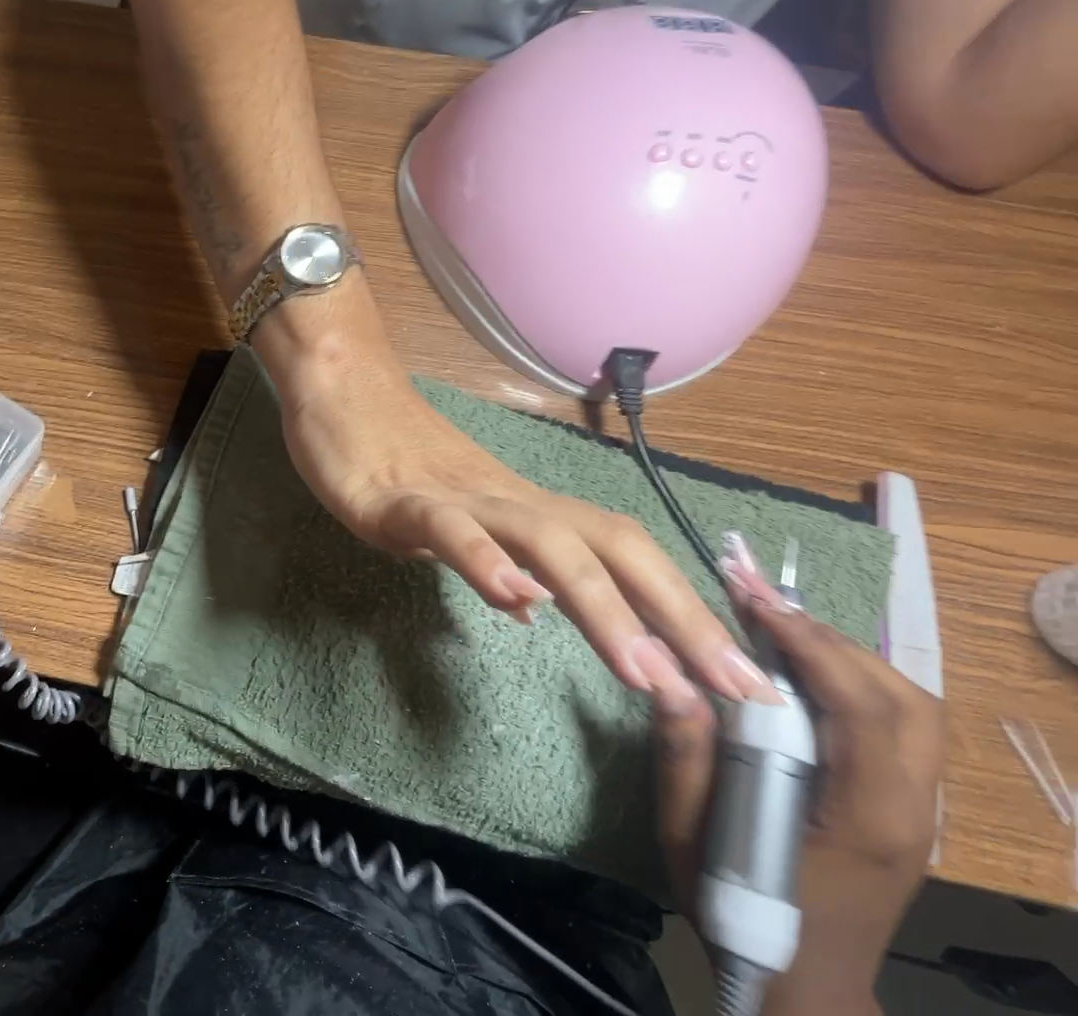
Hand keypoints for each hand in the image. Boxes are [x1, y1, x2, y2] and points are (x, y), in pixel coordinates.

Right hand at [258, 285, 775, 704]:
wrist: (341, 388)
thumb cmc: (390, 455)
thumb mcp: (448, 523)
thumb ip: (491, 561)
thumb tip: (530, 606)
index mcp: (525, 510)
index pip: (625, 556)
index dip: (688, 610)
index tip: (738, 677)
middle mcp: (510, 500)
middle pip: (614, 548)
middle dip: (681, 618)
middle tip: (738, 692)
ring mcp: (460, 497)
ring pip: (546, 542)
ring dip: (604, 606)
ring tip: (645, 673)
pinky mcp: (401, 500)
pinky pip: (451, 530)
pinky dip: (488, 563)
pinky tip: (518, 601)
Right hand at [654, 562, 944, 1005]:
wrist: (804, 983)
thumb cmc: (738, 909)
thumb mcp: (689, 837)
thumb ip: (684, 757)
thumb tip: (667, 677)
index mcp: (863, 816)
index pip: (862, 709)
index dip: (813, 646)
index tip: (756, 602)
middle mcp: (911, 809)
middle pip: (905, 702)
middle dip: (834, 643)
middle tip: (762, 607)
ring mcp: (920, 813)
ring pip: (914, 714)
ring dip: (852, 662)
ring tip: (781, 633)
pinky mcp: (909, 813)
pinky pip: (903, 734)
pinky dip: (860, 690)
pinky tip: (808, 679)